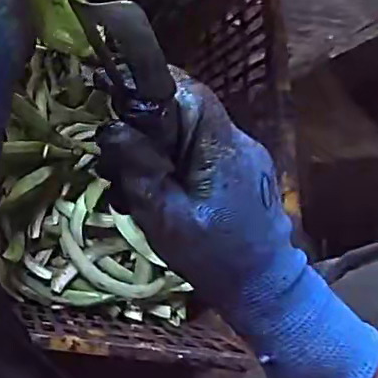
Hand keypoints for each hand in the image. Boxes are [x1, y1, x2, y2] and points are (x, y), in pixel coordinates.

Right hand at [98, 72, 377, 377]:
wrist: (266, 290)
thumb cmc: (213, 258)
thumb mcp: (165, 219)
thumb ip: (139, 171)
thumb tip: (111, 128)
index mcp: (221, 148)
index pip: (191, 92)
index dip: (153, 86)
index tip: (119, 97)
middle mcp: (236, 141)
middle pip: (185, 109)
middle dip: (145, 126)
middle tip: (114, 159)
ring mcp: (241, 154)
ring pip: (188, 130)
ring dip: (155, 147)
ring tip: (129, 184)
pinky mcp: (238, 170)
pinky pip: (198, 149)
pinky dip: (172, 161)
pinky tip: (155, 191)